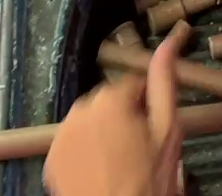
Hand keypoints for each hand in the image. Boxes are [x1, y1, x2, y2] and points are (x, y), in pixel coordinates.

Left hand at [44, 31, 182, 195]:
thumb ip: (164, 81)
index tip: (152, 129)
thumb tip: (169, 41)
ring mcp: (62, 134)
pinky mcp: (51, 158)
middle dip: (124, 117)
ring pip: (92, 120)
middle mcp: (81, 107)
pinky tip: (97, 170)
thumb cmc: (147, 180)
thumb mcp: (167, 131)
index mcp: (110, 97)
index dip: (147, 105)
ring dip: (104, 132)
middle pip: (111, 101)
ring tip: (118, 162)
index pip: (135, 84)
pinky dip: (84, 150)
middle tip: (138, 150)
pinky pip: (74, 141)